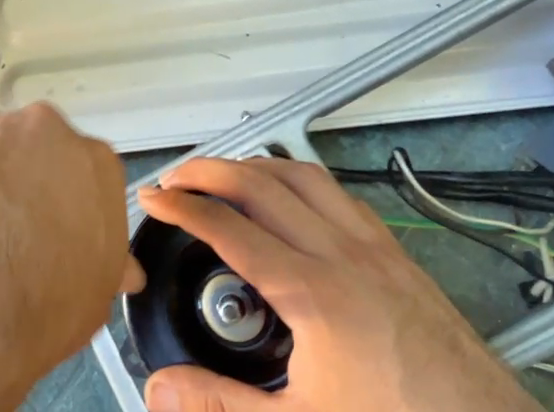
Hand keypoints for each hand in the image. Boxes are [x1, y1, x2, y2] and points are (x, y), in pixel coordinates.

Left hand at [0, 104, 142, 397]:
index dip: (73, 210)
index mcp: (96, 163)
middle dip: (29, 184)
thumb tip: (123, 271)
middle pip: (40, 152)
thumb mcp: (96, 296)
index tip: (60, 236)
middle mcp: (45, 130)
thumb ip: (107, 266)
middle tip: (16, 233)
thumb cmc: (45, 299)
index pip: (90, 179)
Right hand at [136, 158, 542, 411]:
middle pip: (260, 183)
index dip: (180, 206)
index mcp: (314, 293)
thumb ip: (221, 406)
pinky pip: (340, 195)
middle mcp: (345, 257)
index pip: (226, 227)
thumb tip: (162, 390)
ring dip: (254, 165)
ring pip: (303, 176)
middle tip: (176, 178)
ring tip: (224, 174)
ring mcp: (377, 251)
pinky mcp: (401, 259)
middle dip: (208, 170)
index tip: (153, 197)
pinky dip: (301, 181)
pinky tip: (293, 200)